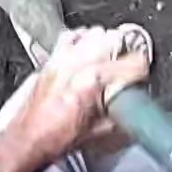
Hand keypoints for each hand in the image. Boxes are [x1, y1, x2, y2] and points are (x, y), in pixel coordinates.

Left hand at [0, 27, 149, 166]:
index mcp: (94, 81)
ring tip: (106, 60)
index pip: (134, 62)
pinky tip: (85, 52)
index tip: (140, 79)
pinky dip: (82, 40)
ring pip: (95, 33)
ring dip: (105, 44)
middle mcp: (78, 63)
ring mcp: (63, 57)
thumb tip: (136, 102)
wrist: (29, 138)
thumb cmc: (58, 137)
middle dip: (125, 54)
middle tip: (124, 70)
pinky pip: (72, 35)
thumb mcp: (102, 130)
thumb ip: (123, 112)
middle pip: (116, 39)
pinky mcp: (52, 58)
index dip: (142, 72)